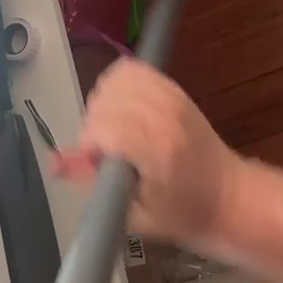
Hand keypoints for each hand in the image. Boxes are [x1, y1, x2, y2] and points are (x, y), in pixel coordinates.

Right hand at [51, 58, 246, 247]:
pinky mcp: (174, 87)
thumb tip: (53, 162)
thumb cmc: (182, 213)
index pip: (105, 126)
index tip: (95, 161)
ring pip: (116, 78)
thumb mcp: (134, 214)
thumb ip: (92, 184)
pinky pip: (132, 69)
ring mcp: (171, 97)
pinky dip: (118, 83)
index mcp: (157, 152)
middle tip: (104, 149)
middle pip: (106, 99)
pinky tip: (121, 106)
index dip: (89, 142)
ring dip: (105, 100)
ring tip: (112, 125)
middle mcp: (165, 116)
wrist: (229, 195)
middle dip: (94, 123)